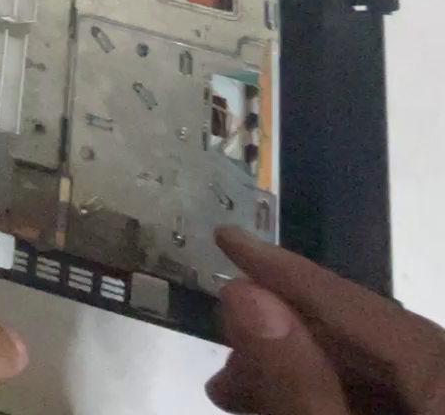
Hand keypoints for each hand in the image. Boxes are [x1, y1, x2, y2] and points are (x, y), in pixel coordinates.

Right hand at [210, 226, 444, 413]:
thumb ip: (295, 382)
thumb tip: (240, 292)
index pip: (375, 313)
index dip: (295, 274)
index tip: (225, 236)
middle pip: (388, 346)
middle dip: (294, 338)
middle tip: (222, 360)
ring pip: (396, 375)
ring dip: (312, 371)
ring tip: (241, 391)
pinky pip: (412, 400)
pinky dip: (348, 397)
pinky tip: (295, 403)